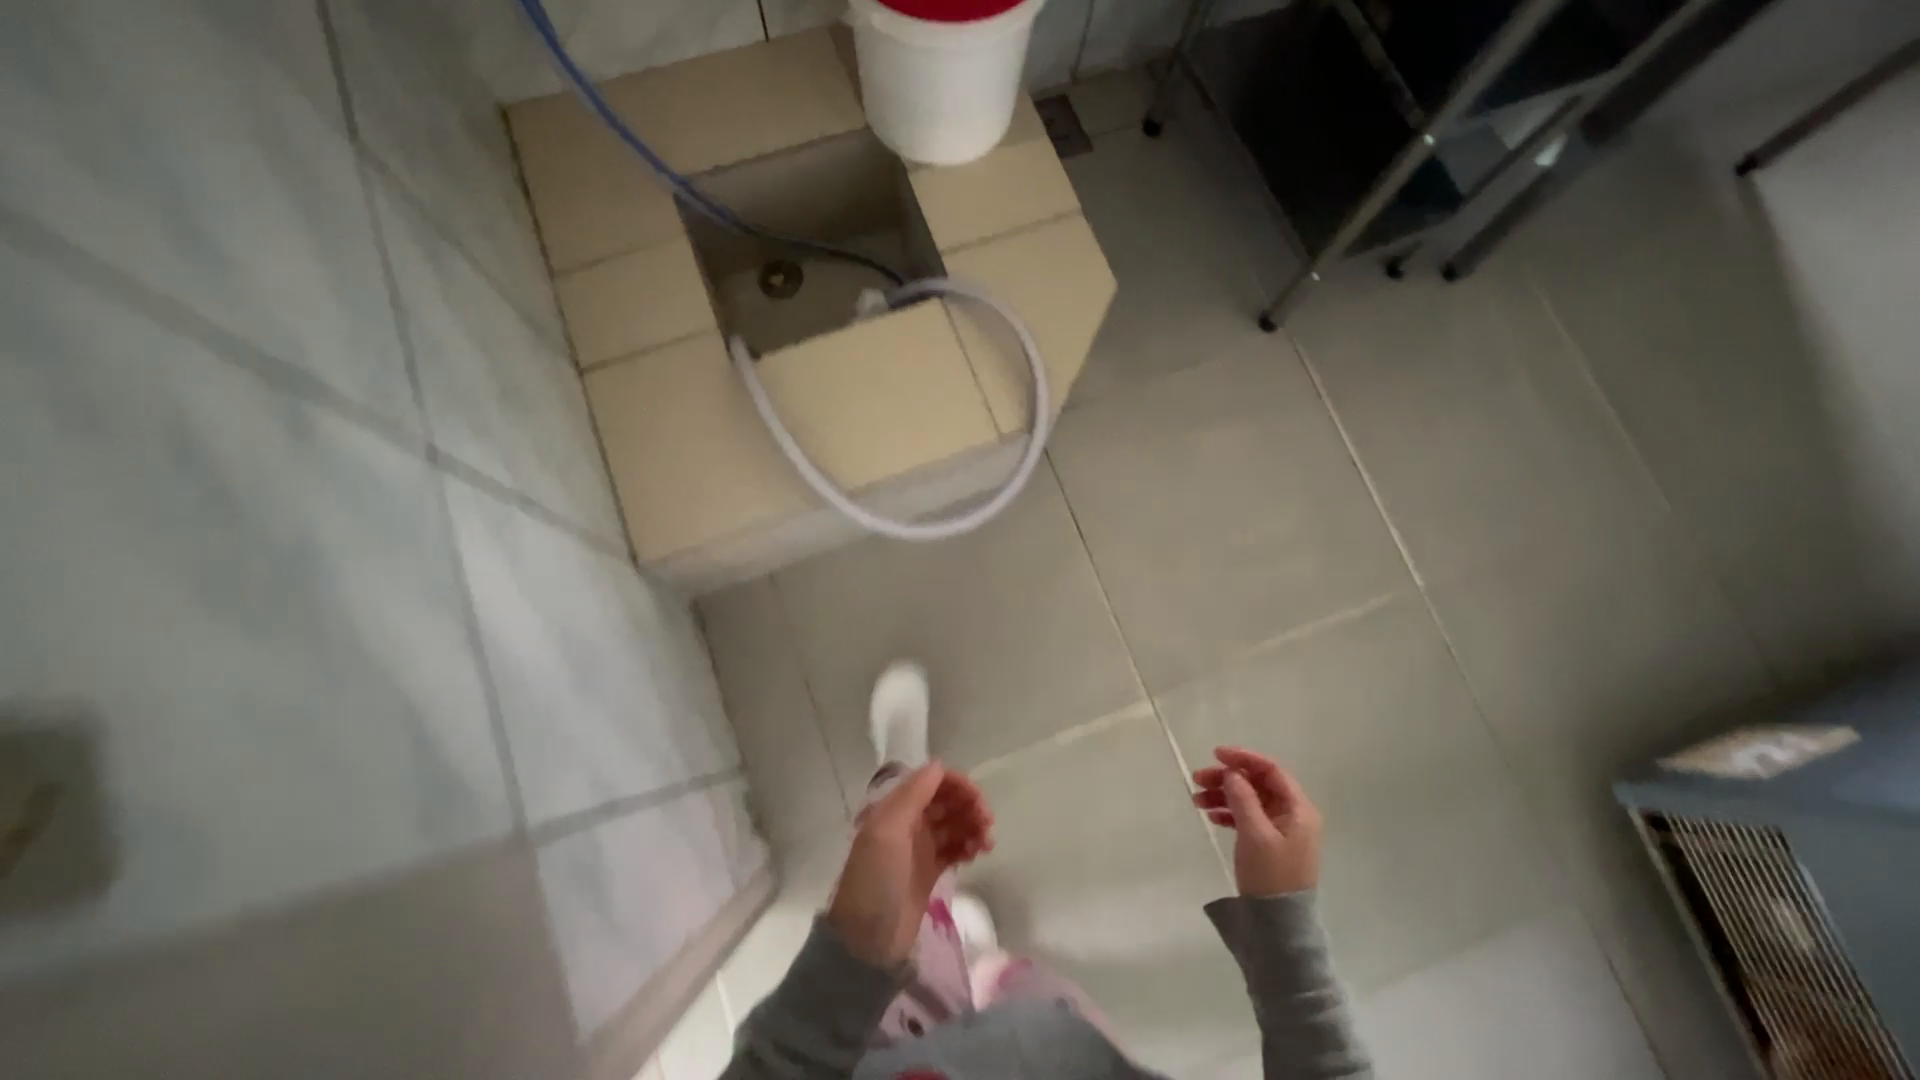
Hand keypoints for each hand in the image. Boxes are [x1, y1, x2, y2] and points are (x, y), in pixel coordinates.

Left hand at [828, 763, 993, 966]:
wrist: (867, 939)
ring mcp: (919, 848)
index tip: (977, 799)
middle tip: (987, 823)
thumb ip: (912, 795)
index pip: (931, 781)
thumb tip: (939, 765)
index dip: (956, 784)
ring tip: (985, 844)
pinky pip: (955, 848)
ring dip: (972, 826)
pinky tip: (978, 853)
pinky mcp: (930, 872)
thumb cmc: (875, 879)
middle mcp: (907, 823)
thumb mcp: (887, 831)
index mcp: (894, 809)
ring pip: (954, 824)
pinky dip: (968, 845)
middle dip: (968, 805)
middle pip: (945, 801)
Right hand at [1191, 746, 1321, 896]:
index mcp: (1298, 808)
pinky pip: (1248, 817)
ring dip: (1224, 795)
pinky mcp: (1270, 843)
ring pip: (1250, 800)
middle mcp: (1293, 814)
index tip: (1215, 755)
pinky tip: (1211, 815)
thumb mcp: (1255, 834)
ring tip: (1197, 800)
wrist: (1280, 923)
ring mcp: (1282, 829)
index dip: (1244, 758)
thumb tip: (1232, 773)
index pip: (1271, 770)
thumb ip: (1243, 798)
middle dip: (1228, 778)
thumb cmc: (1271, 874)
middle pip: (1258, 784)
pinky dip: (1229, 812)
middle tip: (1198, 779)